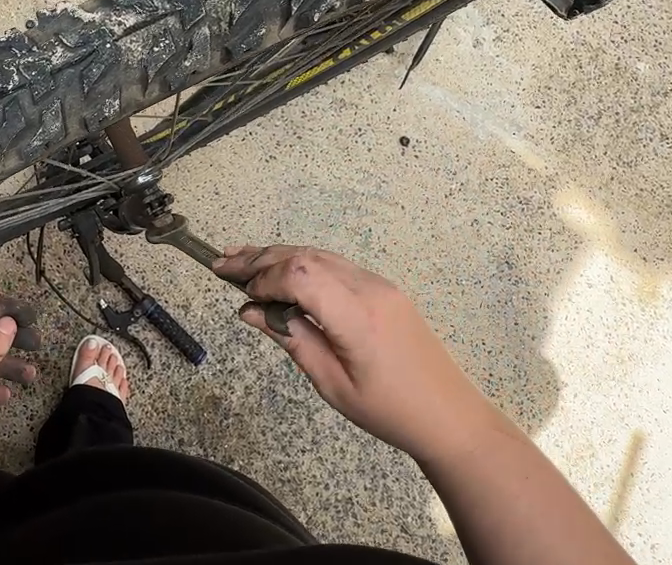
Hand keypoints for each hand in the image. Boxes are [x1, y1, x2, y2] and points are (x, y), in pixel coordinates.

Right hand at [213, 245, 497, 460]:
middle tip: (221, 264)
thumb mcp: (332, 384)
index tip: (240, 294)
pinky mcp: (381, 287)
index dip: (265, 278)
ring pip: (317, 254)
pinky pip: (333, 264)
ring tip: (239, 258)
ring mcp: (377, 283)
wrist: (450, 415)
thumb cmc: (389, 411)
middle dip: (260, 259)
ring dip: (277, 256)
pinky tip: (278, 268)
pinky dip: (300, 263)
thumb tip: (250, 311)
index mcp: (357, 317)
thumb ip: (291, 340)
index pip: (301, 275)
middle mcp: (368, 288)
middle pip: (304, 257)